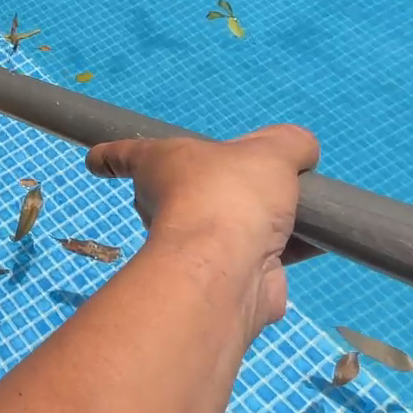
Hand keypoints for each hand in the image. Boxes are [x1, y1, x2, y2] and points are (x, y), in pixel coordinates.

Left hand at [86, 124, 320, 331]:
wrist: (230, 264)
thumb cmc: (228, 194)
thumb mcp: (266, 153)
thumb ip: (285, 142)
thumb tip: (299, 146)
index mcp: (154, 161)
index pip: (120, 154)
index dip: (108, 156)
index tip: (94, 163)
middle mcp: (163, 198)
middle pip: (181, 187)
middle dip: (212, 186)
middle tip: (254, 180)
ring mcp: (191, 238)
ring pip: (222, 221)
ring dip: (254, 218)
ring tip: (295, 207)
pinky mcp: (226, 270)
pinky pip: (258, 251)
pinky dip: (285, 246)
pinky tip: (318, 240)